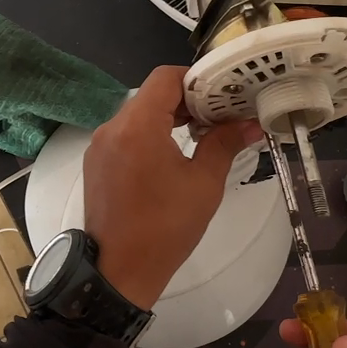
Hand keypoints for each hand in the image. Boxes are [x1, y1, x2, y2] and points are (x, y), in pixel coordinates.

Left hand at [82, 66, 261, 309]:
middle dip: (186, 100)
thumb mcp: (203, 184)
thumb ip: (224, 144)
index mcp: (137, 126)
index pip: (165, 78)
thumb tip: (251, 123)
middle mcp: (111, 128)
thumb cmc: (165, 227)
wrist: (119, 270)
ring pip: (136, 115)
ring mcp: (99, 146)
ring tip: (201, 133)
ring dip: (167, 117)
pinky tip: (172, 153)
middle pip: (150, 95)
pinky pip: (124, 135)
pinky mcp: (96, 163)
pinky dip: (148, 134)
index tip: (222, 93)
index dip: (195, 79)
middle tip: (220, 114)